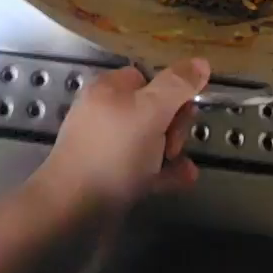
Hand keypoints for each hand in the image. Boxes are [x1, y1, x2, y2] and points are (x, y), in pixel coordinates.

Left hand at [28, 58, 209, 216]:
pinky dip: (163, 171)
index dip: (171, 93)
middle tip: (174, 145)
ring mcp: (105, 146)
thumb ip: (177, 86)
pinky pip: (143, 167)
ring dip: (172, 150)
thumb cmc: (113, 152)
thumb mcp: (150, 111)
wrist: (72, 210)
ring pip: (148, 140)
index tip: (184, 113)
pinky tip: (184, 179)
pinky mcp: (108, 177)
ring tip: (183, 163)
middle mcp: (104, 112)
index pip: (148, 78)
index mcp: (109, 88)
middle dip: (173, 124)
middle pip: (151, 108)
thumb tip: (200, 62)